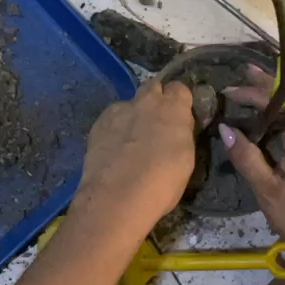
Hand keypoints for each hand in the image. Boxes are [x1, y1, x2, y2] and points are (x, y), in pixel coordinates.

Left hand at [71, 79, 196, 235]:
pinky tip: (115, 148)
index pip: (180, 88)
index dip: (180, 100)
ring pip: (130, 104)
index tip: (181, 115)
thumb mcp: (186, 158)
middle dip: (156, 99)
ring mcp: (119, 110)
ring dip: (134, 115)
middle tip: (157, 123)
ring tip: (131, 140)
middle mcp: (146, 101)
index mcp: (173, 109)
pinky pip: (112, 118)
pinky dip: (116, 128)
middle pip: (153, 87)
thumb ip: (182, 133)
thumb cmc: (162, 183)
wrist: (117, 197)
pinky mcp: (99, 123)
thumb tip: (179, 126)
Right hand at [219, 82, 284, 265]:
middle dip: (270, 84)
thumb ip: (246, 156)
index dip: (252, 92)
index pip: (278, 101)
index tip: (229, 90)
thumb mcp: (267, 190)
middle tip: (245, 75)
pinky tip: (278, 121)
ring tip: (259, 91)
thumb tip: (225, 128)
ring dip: (282, 98)